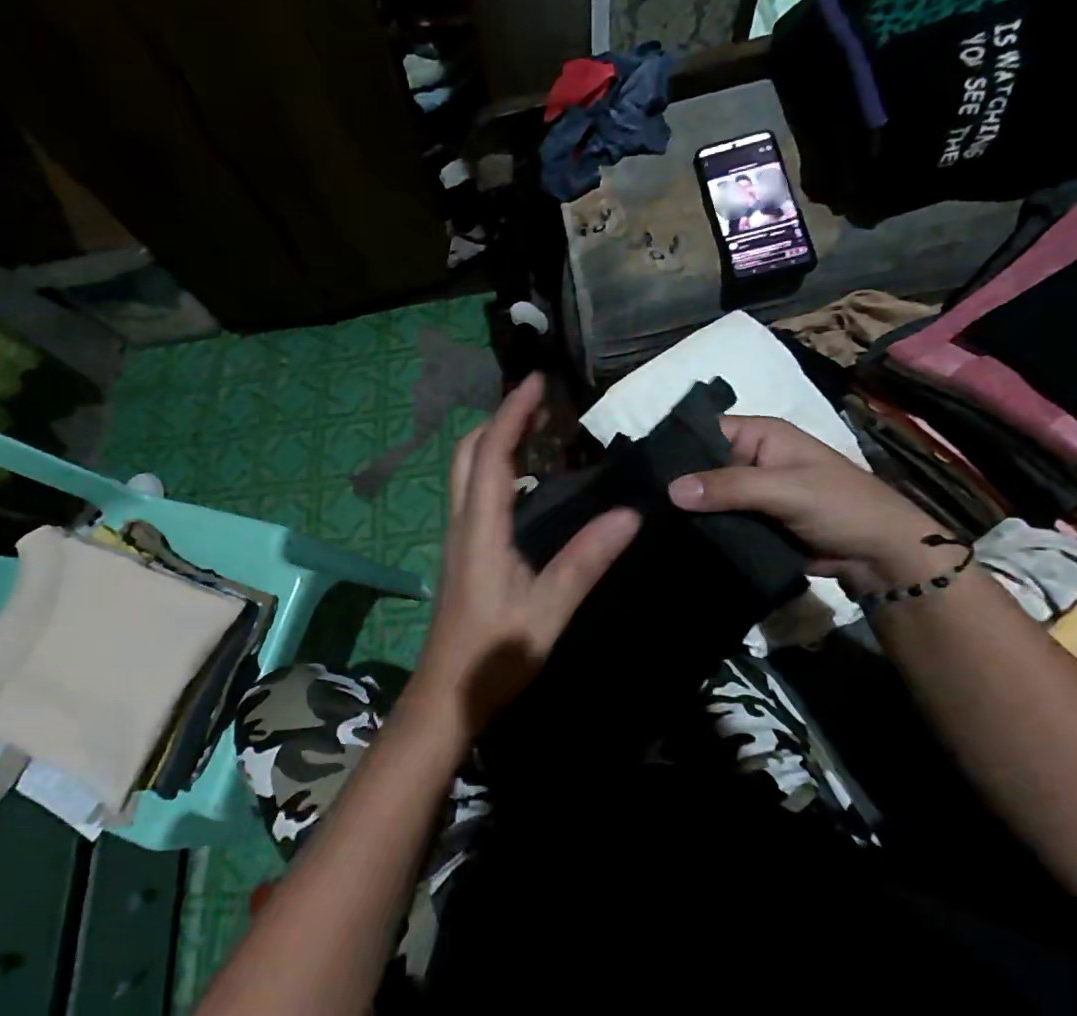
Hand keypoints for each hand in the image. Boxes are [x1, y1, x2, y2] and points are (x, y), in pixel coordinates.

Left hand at [410, 374, 639, 735]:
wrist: (447, 695)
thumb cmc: (494, 656)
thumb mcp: (547, 612)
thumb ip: (584, 562)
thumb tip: (628, 514)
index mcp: (480, 529)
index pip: (491, 454)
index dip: (512, 413)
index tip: (537, 381)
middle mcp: (462, 524)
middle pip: (468, 454)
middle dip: (500, 421)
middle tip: (543, 407)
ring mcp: (458, 539)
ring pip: (467, 474)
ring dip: (497, 444)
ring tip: (541, 435)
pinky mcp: (464, 554)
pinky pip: (474, 495)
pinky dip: (497, 472)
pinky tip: (529, 487)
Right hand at [666, 415, 949, 593]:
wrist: (879, 557)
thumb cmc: (841, 506)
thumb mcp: (785, 490)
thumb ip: (729, 486)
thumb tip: (671, 490)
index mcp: (759, 435)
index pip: (703, 431)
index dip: (673, 447)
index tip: (638, 469)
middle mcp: (747, 458)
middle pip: (698, 465)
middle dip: (673, 483)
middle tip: (636, 503)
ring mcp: (747, 492)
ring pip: (703, 496)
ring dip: (683, 510)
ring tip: (645, 523)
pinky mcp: (747, 521)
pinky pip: (714, 520)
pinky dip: (697, 528)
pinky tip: (669, 538)